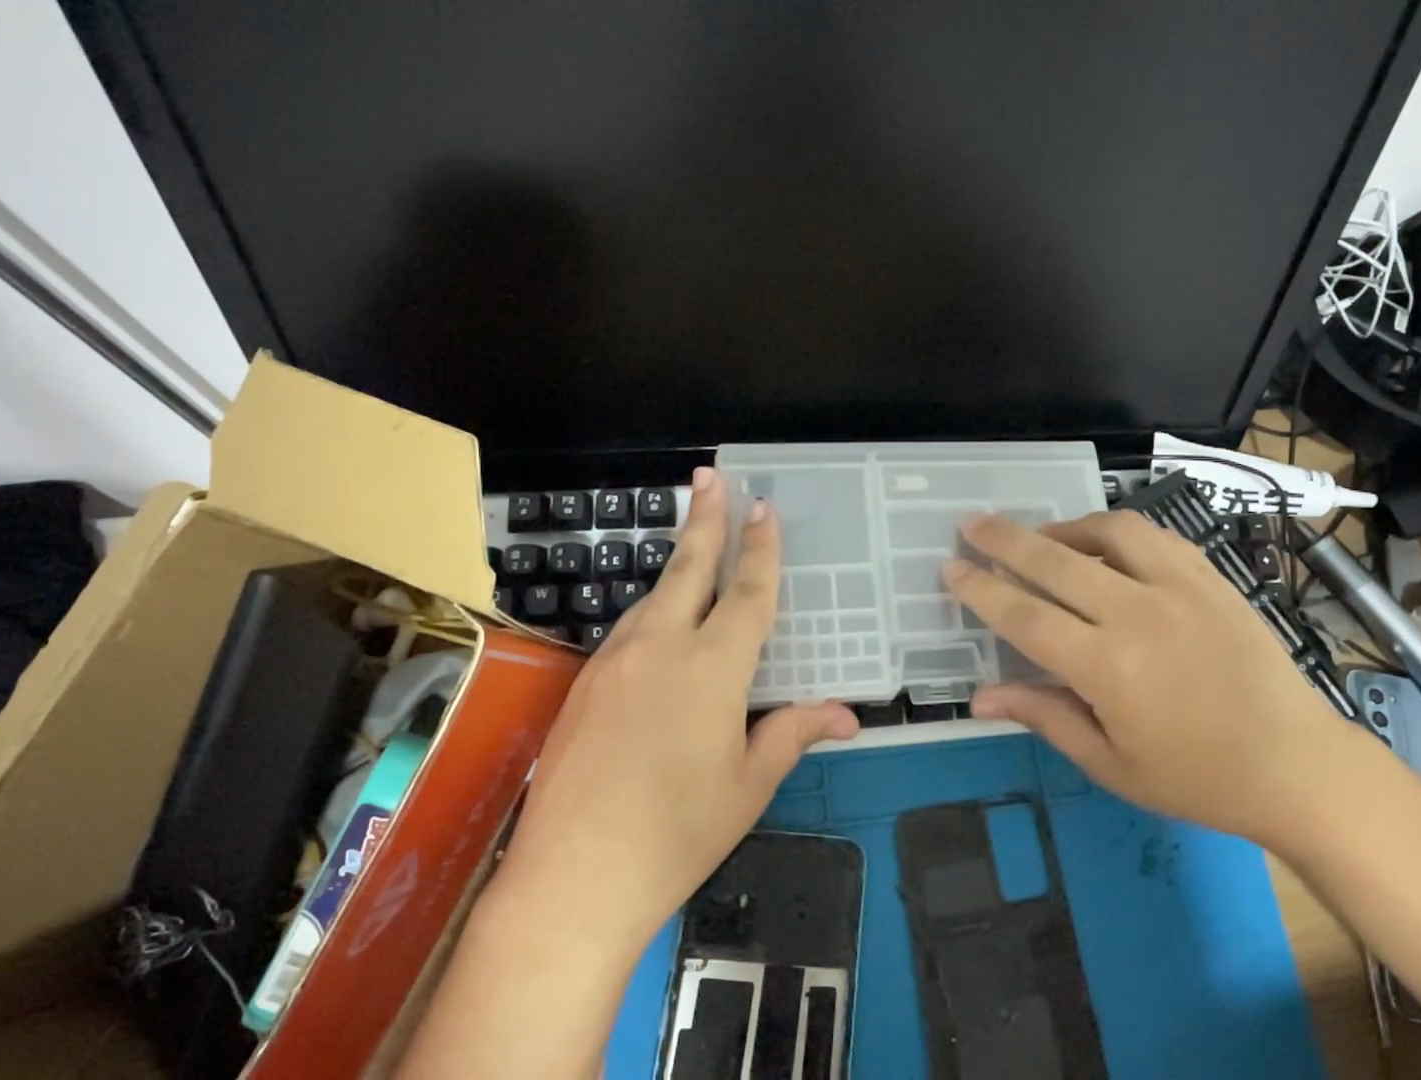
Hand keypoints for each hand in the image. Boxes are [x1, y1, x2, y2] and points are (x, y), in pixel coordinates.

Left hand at [494, 466, 857, 940]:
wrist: (575, 875)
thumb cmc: (679, 832)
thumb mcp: (748, 784)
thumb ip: (792, 733)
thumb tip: (845, 715)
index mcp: (713, 666)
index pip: (748, 592)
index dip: (760, 548)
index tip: (763, 507)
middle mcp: (661, 647)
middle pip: (688, 569)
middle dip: (704, 520)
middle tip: (709, 477)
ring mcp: (614, 663)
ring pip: (652, 599)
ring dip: (676, 568)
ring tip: (693, 548)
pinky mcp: (583, 685)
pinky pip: (627, 633)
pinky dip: (652, 614)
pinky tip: (659, 629)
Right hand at [944, 511, 1353, 839]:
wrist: (1296, 767)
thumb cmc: (1196, 779)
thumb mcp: (1110, 763)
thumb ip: (1043, 716)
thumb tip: (979, 696)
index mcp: (1107, 667)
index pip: (1025, 616)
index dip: (981, 589)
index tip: (950, 567)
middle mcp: (1139, 614)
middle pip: (1056, 561)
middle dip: (1005, 540)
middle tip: (972, 524)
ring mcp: (1182, 589)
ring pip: (1110, 533)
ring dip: (1065, 528)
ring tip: (1041, 538)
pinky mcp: (1213, 580)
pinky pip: (1157, 538)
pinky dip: (1120, 533)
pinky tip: (1106, 545)